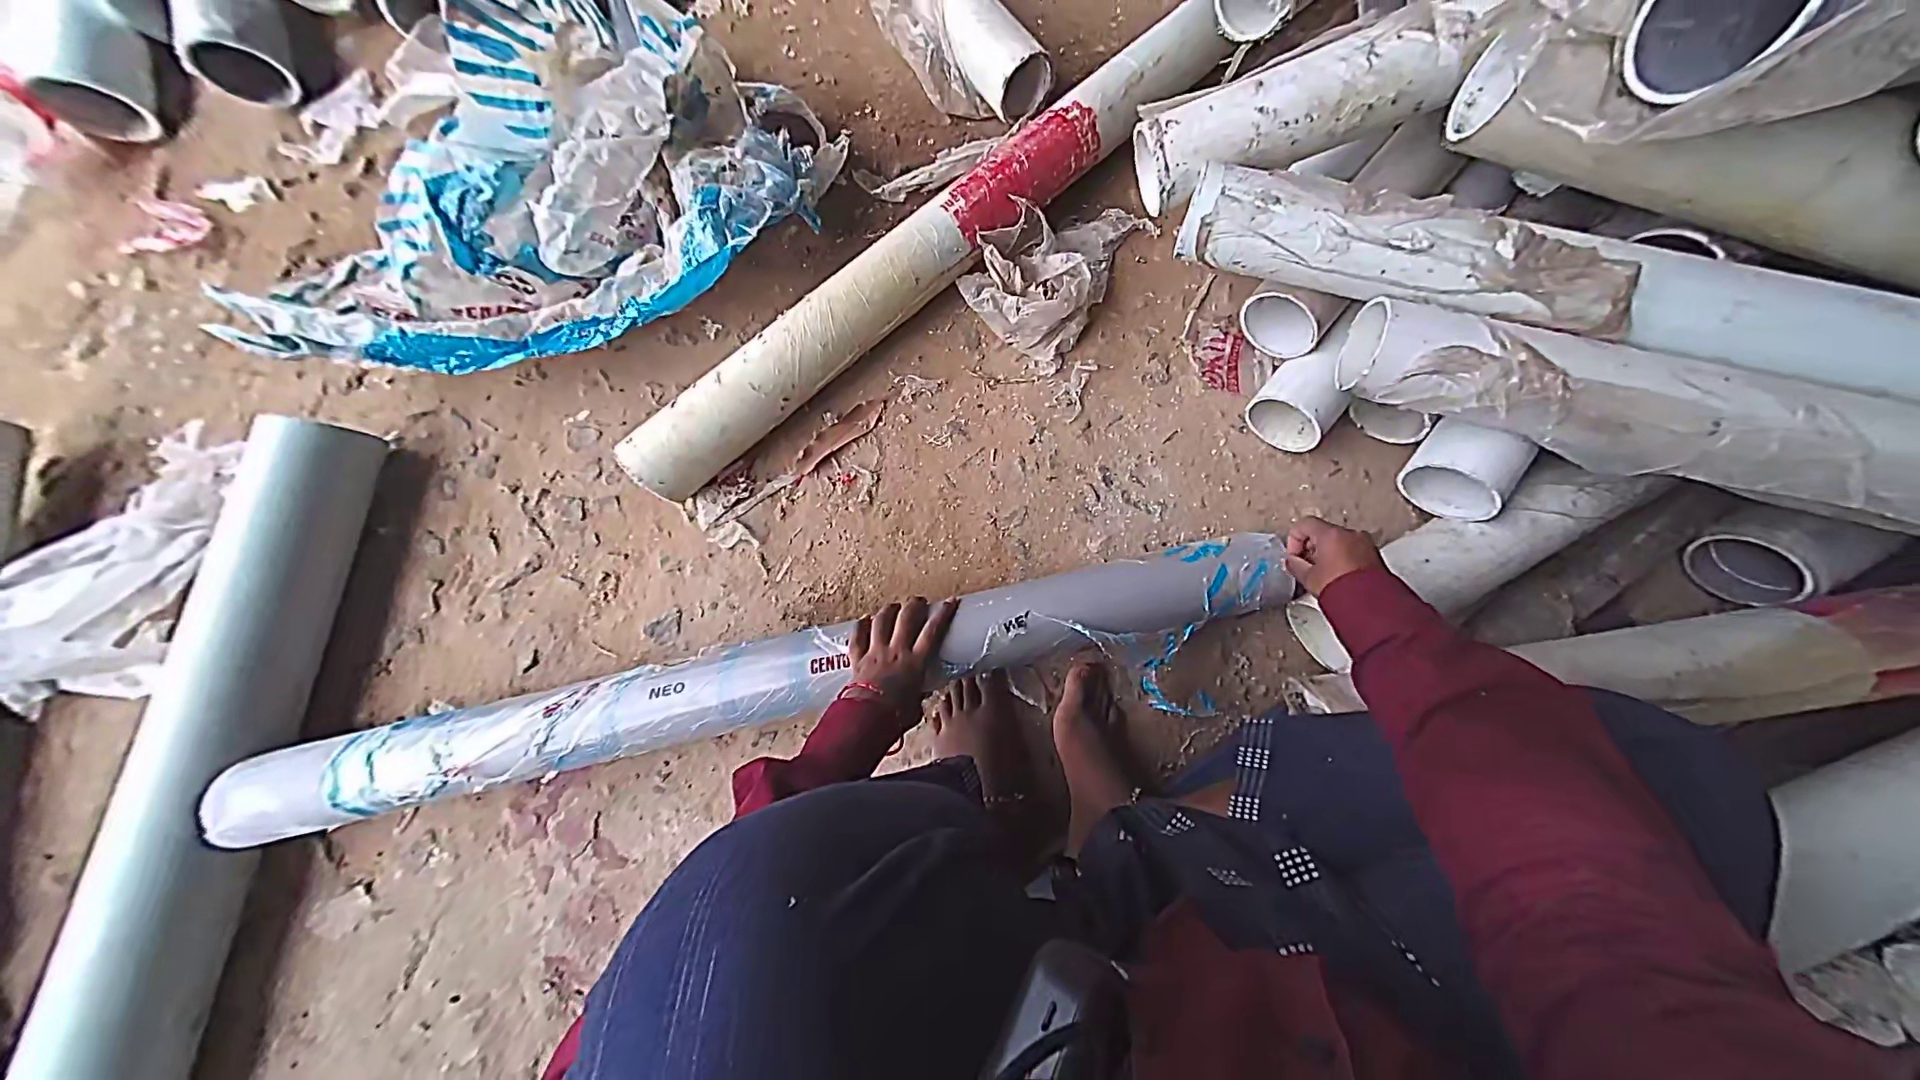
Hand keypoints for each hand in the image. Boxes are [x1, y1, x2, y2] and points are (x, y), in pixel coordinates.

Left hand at [846, 597, 959, 708]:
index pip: (933, 630)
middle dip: (914, 605)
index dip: (944, 614)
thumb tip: (920, 696)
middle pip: (907, 618)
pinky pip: (858, 636)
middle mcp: (896, 651)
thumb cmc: (895, 716)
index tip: (951, 602)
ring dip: (889, 610)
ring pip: (882, 621)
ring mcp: (876, 652)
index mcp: (916, 661)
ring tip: (894, 606)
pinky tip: (865, 619)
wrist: (867, 717)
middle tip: (919, 602)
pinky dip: (861, 625)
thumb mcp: (916, 705)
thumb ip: (919, 696)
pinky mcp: (858, 658)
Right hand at [1284, 517, 1385, 595]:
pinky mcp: (1373, 554)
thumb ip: (1294, 564)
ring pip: (1338, 541)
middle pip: (1322, 532)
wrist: (1368, 603)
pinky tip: (1337, 575)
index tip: (1294, 555)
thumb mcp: (1307, 577)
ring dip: (1327, 553)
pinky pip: (1352, 549)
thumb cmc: (1342, 588)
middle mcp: (1350, 534)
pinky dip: (1342, 558)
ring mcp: (1364, 543)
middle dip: (1311, 548)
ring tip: (1323, 573)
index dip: (1293, 540)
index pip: (1304, 525)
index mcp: (1331, 534)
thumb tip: (1293, 561)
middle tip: (1306, 565)